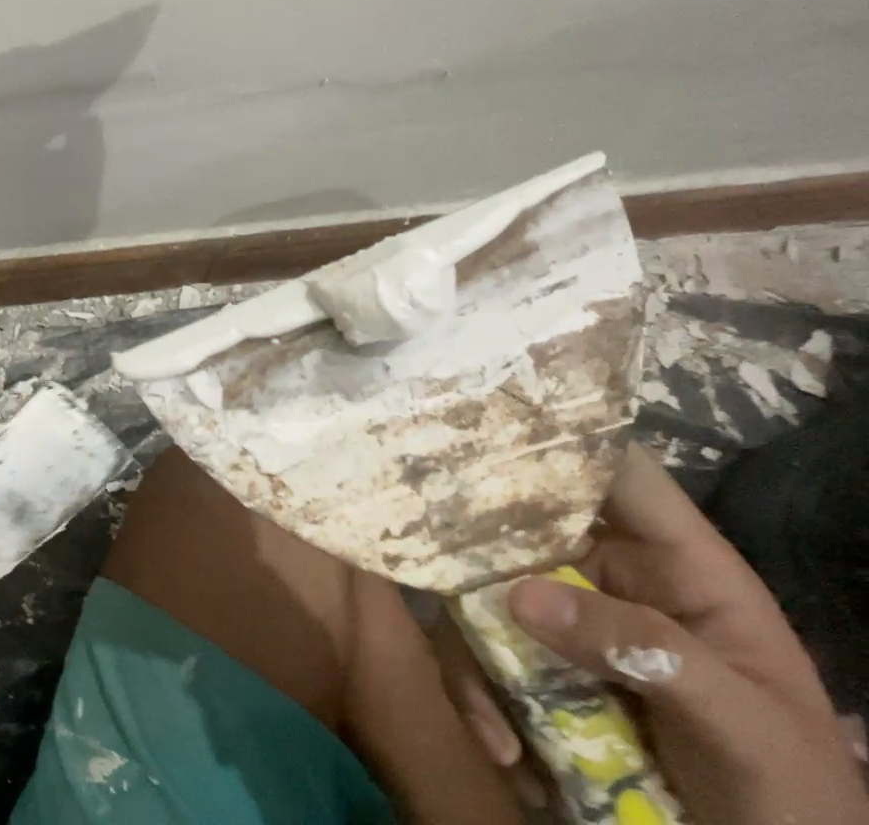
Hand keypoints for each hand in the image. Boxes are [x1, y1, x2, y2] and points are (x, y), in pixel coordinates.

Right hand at [440, 444, 868, 823]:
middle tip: (431, 570)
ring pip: (484, 602)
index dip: (562, 444)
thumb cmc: (790, 793)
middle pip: (524, 531)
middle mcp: (611, 583)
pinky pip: (477, 661)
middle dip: (473, 553)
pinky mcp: (533, 672)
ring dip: (476, 663)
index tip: (482, 433)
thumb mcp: (743, 726)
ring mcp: (565, 628)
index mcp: (681, 570)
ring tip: (501, 736)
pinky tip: (506, 755)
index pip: (622, 479)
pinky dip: (478, 705)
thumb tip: (520, 596)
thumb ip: (647, 652)